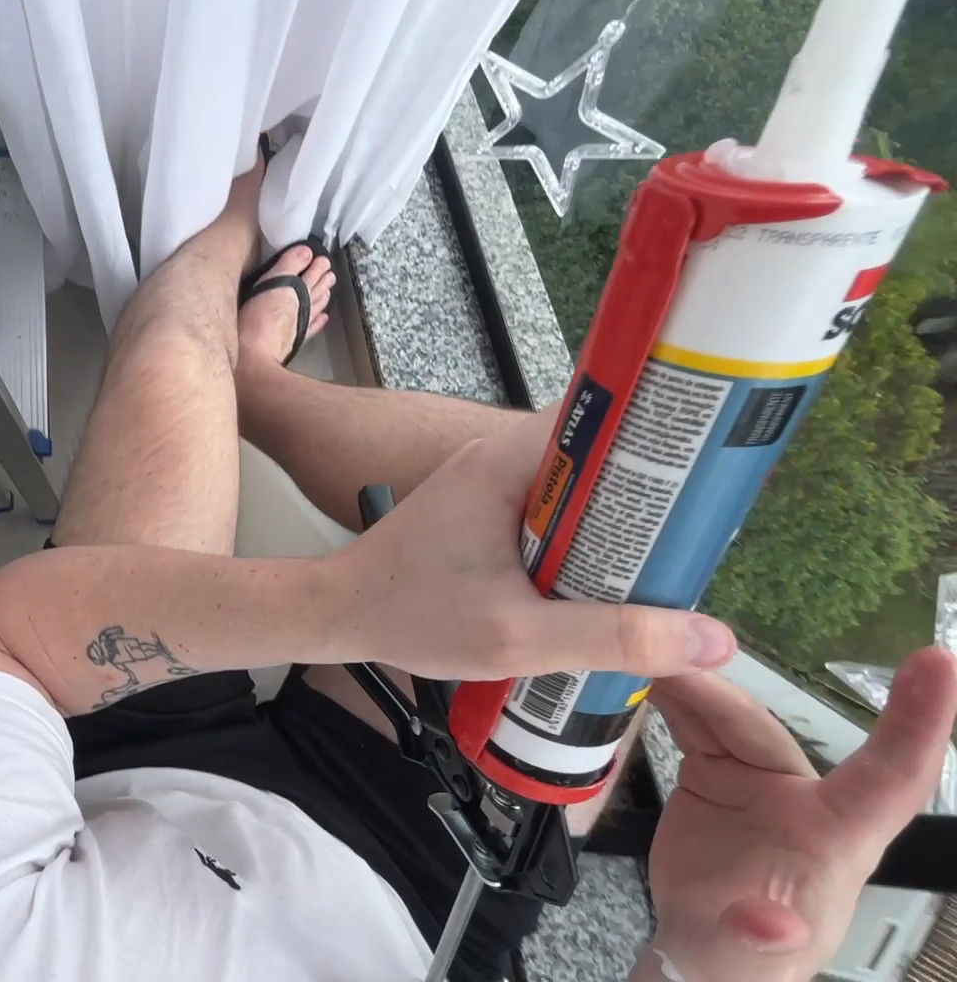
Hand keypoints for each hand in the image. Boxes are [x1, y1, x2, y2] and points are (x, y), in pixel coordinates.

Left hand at [331, 407, 737, 679]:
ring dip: (616, 523)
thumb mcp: (516, 638)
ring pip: (577, 488)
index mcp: (500, 467)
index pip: (599, 417)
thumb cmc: (406, 613)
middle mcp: (492, 461)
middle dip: (651, 493)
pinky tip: (603, 579)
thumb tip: (710, 639)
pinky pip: (550, 509)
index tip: (716, 464)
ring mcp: (484, 483)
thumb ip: (613, 637)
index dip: (663, 433)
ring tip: (661, 565)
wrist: (339, 609)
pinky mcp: (479, 509)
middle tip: (697, 539)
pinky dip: (581, 537)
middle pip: (597, 455)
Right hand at [639, 647, 956, 981]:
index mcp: (831, 838)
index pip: (890, 774)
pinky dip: (665, 698)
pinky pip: (691, 724)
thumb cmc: (739, 958)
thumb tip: (774, 924)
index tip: (939, 661)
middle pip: (758, 728)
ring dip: (680, 686)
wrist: (699, 949)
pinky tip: (635, 678)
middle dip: (711, 690)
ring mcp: (755, 784)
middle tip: (650, 656)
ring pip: (721, 717)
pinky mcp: (714, 776)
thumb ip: (763, 933)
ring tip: (632, 658)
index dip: (922, 720)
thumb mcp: (746, 951)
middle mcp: (801, 800)